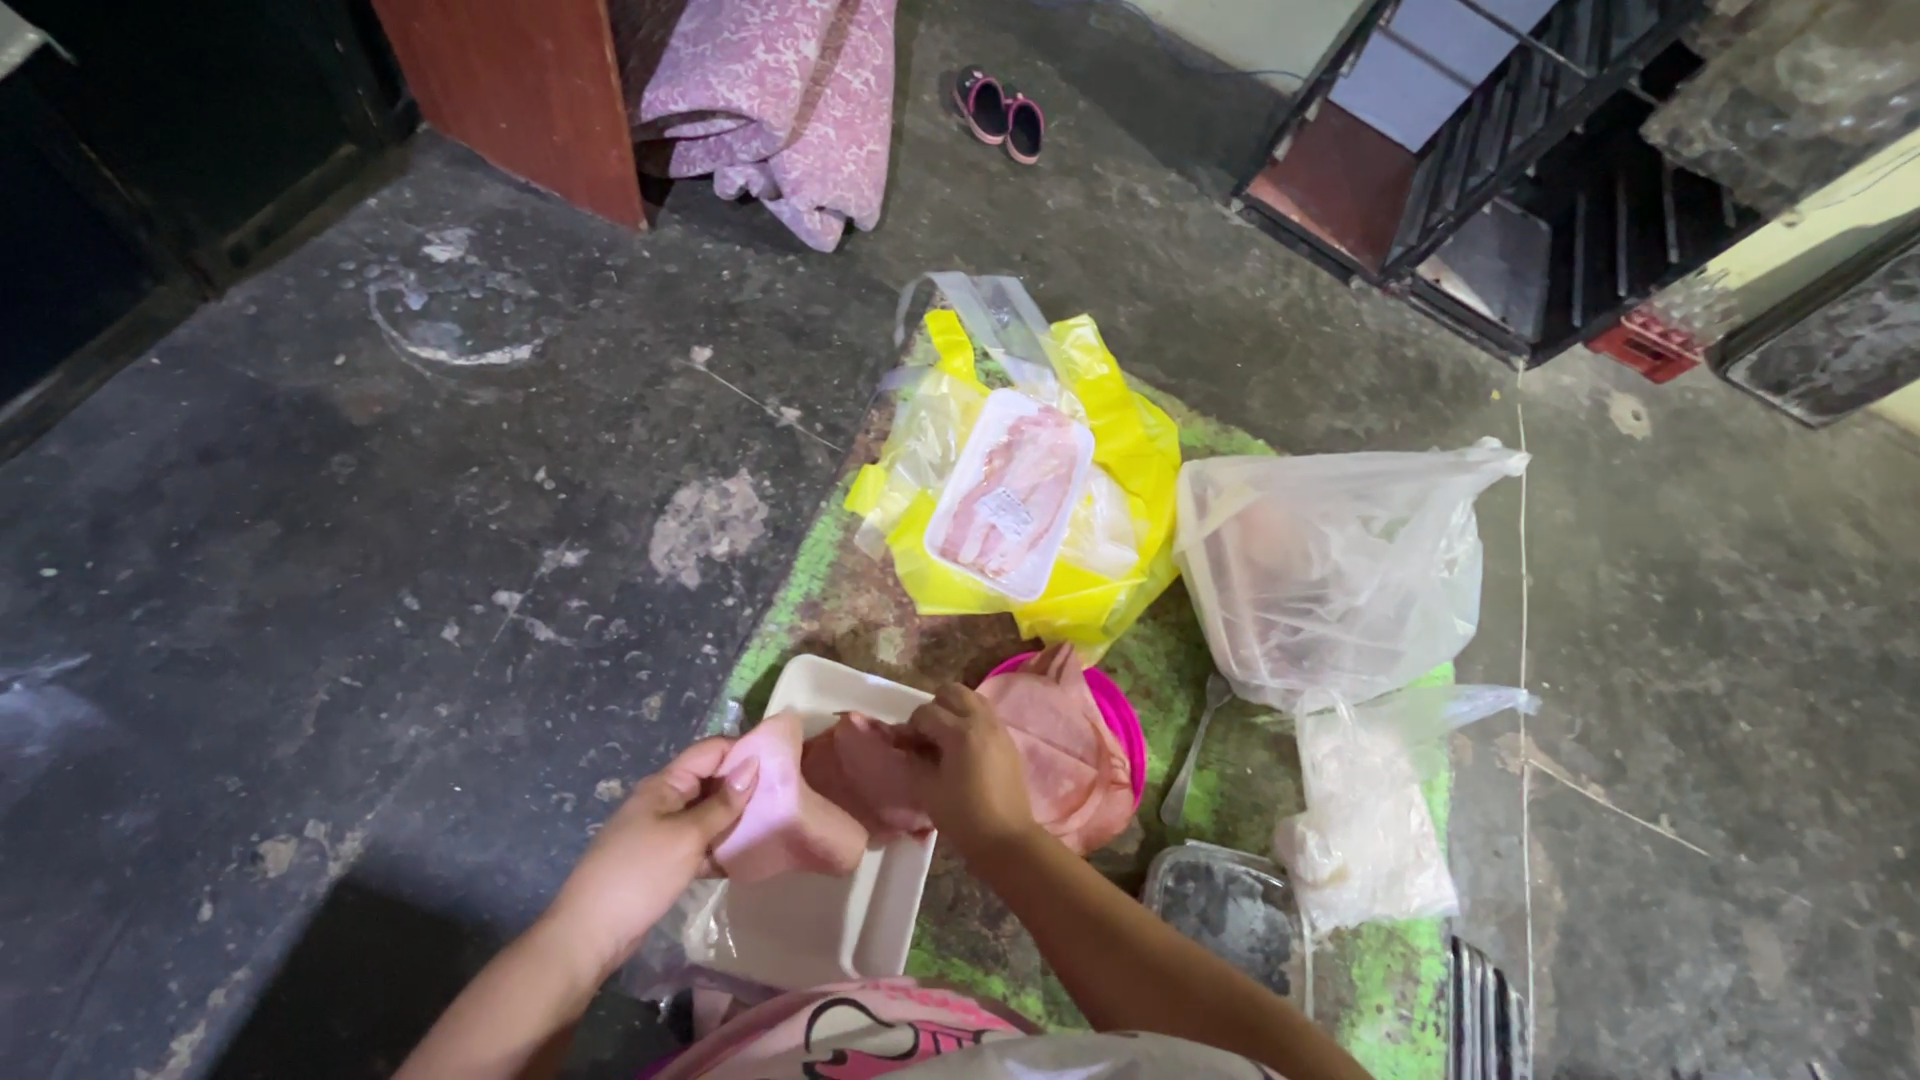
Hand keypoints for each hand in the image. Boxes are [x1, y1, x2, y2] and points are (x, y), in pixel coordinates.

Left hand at [544, 738, 757, 974]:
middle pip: (711, 780)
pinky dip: (720, 844)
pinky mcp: (664, 857)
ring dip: (735, 817)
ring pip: (708, 812)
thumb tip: (752, 765)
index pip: (711, 751)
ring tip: (774, 823)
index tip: (780, 762)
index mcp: (666, 784)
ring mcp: (663, 829)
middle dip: (744, 785)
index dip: (743, 750)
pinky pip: (700, 840)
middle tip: (784, 795)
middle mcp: (665, 799)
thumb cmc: (639, 875)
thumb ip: (722, 804)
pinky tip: (747, 855)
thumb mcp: (687, 837)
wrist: (589, 933)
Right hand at [905, 683, 1039, 859]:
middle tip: (927, 736)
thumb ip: (913, 759)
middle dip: (934, 708)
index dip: (910, 728)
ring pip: (973, 698)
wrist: (1006, 839)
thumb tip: (904, 745)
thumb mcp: (927, 789)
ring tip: (946, 738)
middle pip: (952, 692)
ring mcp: (999, 728)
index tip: (905, 747)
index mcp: (960, 732)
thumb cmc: (963, 817)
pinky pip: (987, 715)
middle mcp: (983, 721)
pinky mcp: (1009, 740)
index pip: (926, 712)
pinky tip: (964, 748)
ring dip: (955, 710)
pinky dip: (971, 720)